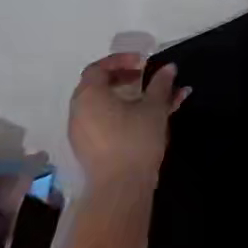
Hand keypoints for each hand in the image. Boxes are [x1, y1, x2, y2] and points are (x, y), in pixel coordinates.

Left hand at [68, 54, 188, 193]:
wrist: (121, 187)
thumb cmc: (135, 139)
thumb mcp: (154, 107)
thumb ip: (160, 84)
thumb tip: (168, 68)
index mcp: (89, 96)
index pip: (98, 68)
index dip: (121, 61)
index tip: (143, 63)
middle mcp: (79, 111)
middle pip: (98, 86)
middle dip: (125, 78)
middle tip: (146, 78)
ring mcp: (81, 131)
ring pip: (105, 105)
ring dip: (129, 97)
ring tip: (156, 100)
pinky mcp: (89, 148)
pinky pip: (105, 121)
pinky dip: (123, 114)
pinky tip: (148, 119)